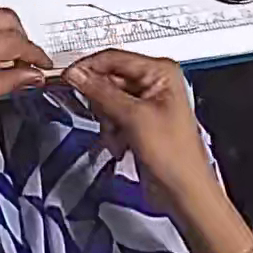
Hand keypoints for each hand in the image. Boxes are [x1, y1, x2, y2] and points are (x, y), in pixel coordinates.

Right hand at [62, 49, 222, 214]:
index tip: (68, 76)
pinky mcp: (138, 121)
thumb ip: (101, 93)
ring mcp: (146, 102)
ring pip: (107, 98)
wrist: (184, 195)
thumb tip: (78, 74)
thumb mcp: (134, 118)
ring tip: (118, 135)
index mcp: (160, 71)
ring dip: (107, 120)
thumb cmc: (175, 157)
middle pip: (108, 78)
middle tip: (106, 118)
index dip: (89, 67)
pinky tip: (121, 144)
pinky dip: (111, 130)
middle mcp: (154, 82)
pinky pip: (111, 115)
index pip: (114, 58)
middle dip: (103, 103)